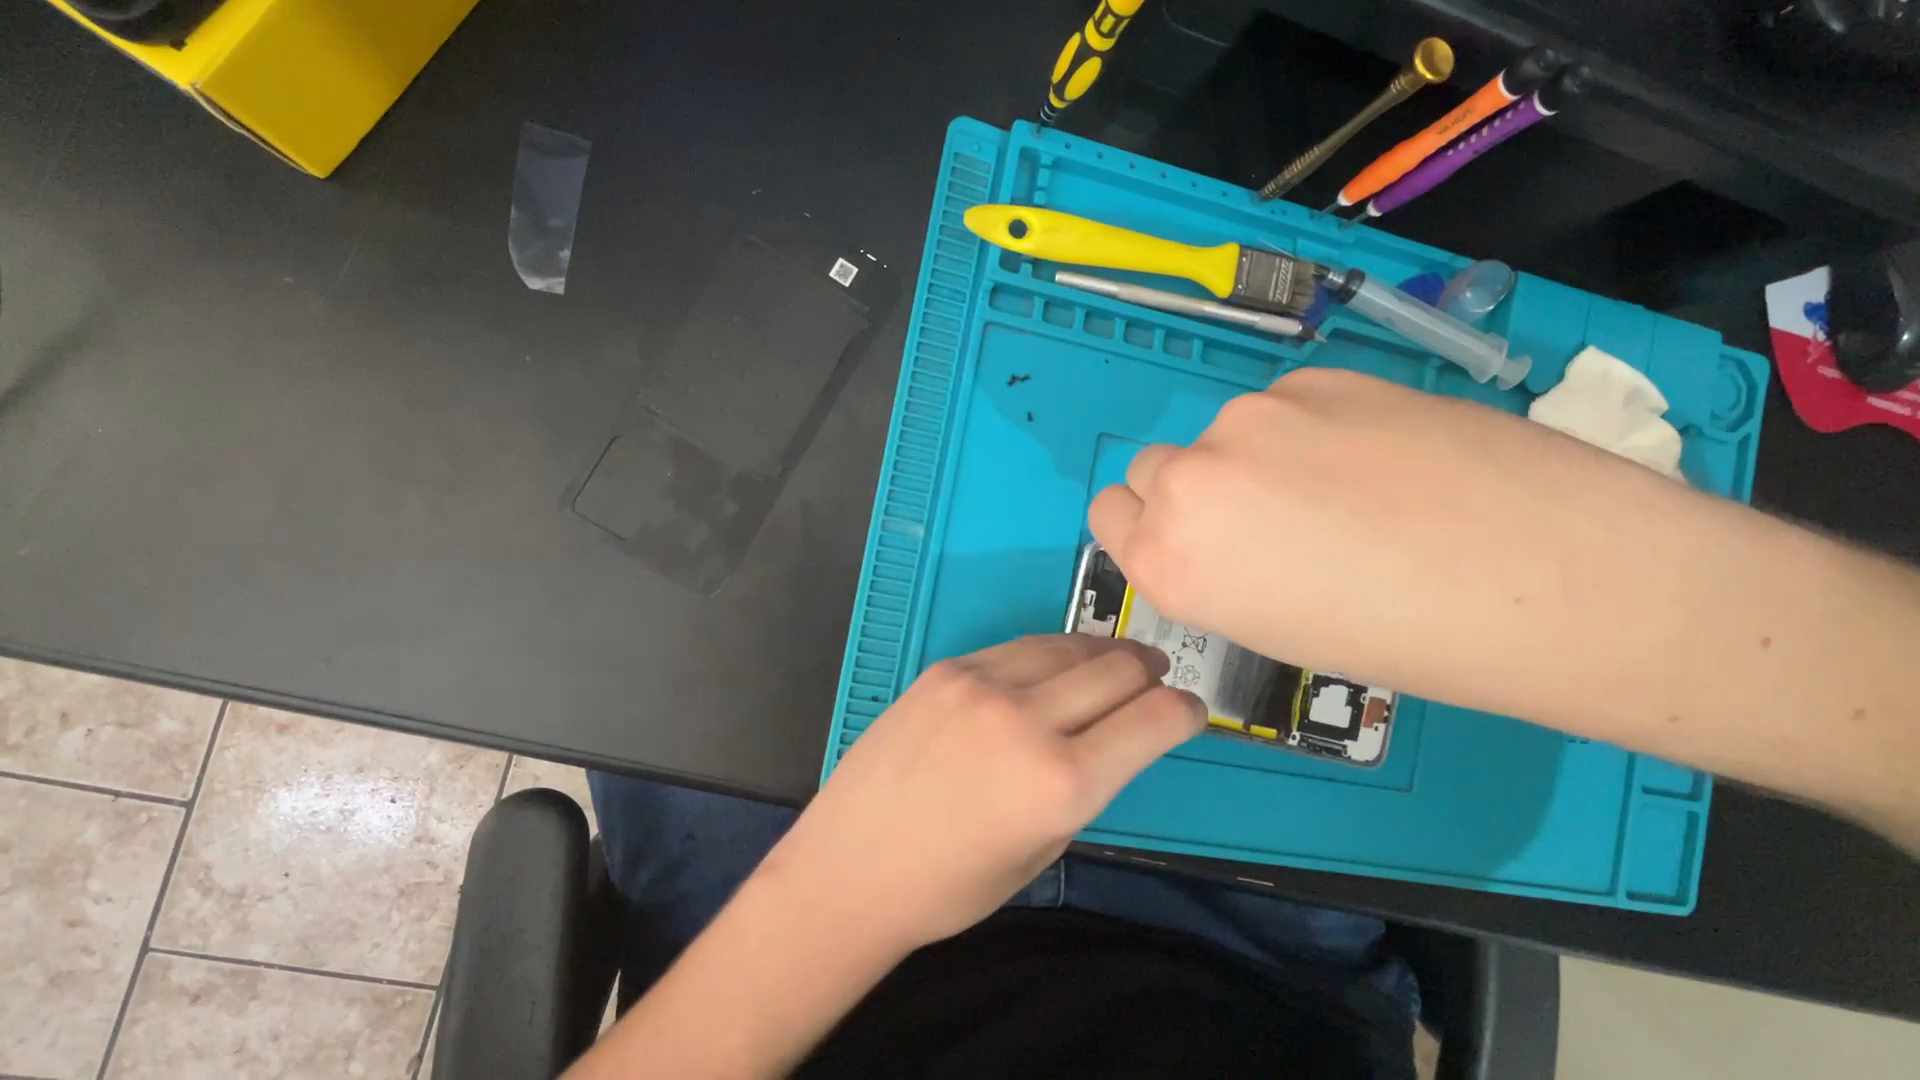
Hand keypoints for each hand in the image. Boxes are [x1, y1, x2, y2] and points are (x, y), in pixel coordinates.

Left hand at [756, 634, 1204, 951]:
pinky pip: (1020, 647)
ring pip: (1071, 646)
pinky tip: (1056, 666)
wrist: (851, 866)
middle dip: (1151, 674)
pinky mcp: (947, 669)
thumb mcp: (1043, 851)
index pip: (1155, 719)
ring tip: (1116, 664)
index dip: (1187, 711)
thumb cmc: (952, 887)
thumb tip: (1115, 739)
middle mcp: (1029, 720)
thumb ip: (1086, 786)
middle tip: (1157, 681)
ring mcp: (982, 685)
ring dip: (1105, 655)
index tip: (1191, 711)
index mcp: (1063, 784)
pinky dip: (1052, 654)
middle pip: (1120, 669)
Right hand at [1087, 367, 1705, 712]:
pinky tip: (1382, 459)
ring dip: (1259, 456)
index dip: (1151, 531)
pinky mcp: (1318, 377)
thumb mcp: (1276, 628)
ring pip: (1225, 433)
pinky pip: (1287, 404)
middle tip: (1270, 521)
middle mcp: (1188, 481)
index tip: (1199, 545)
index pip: (1111, 515)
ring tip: (1347, 491)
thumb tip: (1222, 529)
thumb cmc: (1406, 642)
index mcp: (1170, 561)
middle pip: (1154, 468)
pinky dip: (1313, 428)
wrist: (1547, 578)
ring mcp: (1251, 419)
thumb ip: (1216, 570)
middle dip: (1194, 492)